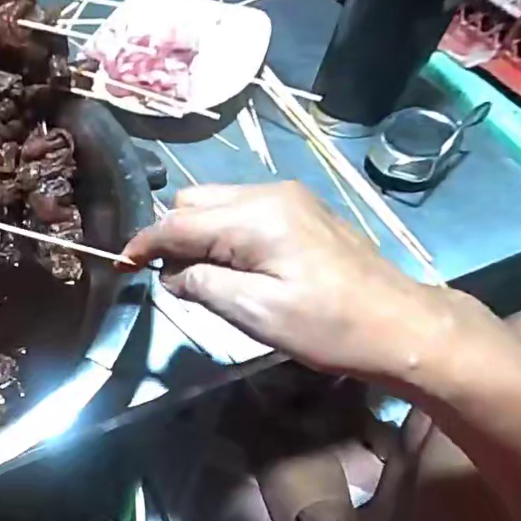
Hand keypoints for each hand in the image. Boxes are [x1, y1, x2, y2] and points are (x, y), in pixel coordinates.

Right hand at [121, 183, 500, 389]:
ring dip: (196, 233)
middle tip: (167, 279)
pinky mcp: (300, 210)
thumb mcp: (255, 312)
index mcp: (255, 218)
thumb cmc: (328, 326)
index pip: (178, 221)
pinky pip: (241, 210)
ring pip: (216, 202)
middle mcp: (269, 194)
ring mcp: (288, 198)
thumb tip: (170, 272)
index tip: (120, 264)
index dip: (144, 243)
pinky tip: (229, 265)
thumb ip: (202, 284)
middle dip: (170, 235)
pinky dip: (221, 232)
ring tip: (197, 276)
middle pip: (193, 201)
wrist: (399, 325)